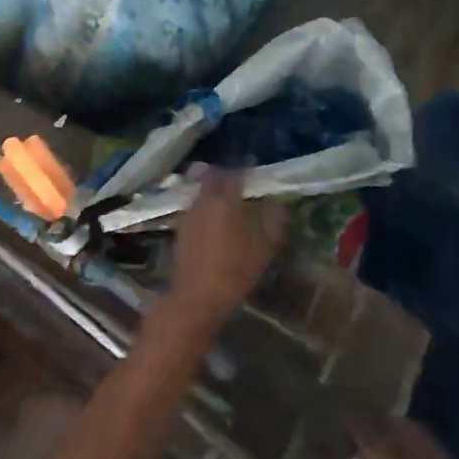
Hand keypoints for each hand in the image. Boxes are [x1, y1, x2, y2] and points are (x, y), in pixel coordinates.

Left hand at [165, 166, 286, 329]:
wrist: (197, 294)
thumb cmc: (235, 271)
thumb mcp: (264, 248)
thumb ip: (273, 220)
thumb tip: (277, 202)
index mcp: (227, 202)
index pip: (236, 173)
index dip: (245, 166)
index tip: (252, 163)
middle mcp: (205, 201)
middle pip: (212, 175)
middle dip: (224, 171)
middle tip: (236, 173)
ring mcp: (189, 212)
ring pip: (200, 188)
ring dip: (211, 183)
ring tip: (223, 189)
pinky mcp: (180, 225)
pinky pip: (193, 202)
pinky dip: (202, 198)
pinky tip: (210, 210)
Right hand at [353, 420, 458, 458]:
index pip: (377, 442)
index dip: (358, 426)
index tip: (343, 416)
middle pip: (406, 429)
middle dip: (384, 423)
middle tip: (366, 428)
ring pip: (426, 439)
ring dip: (404, 435)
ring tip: (388, 445)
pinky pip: (441, 455)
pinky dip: (423, 451)